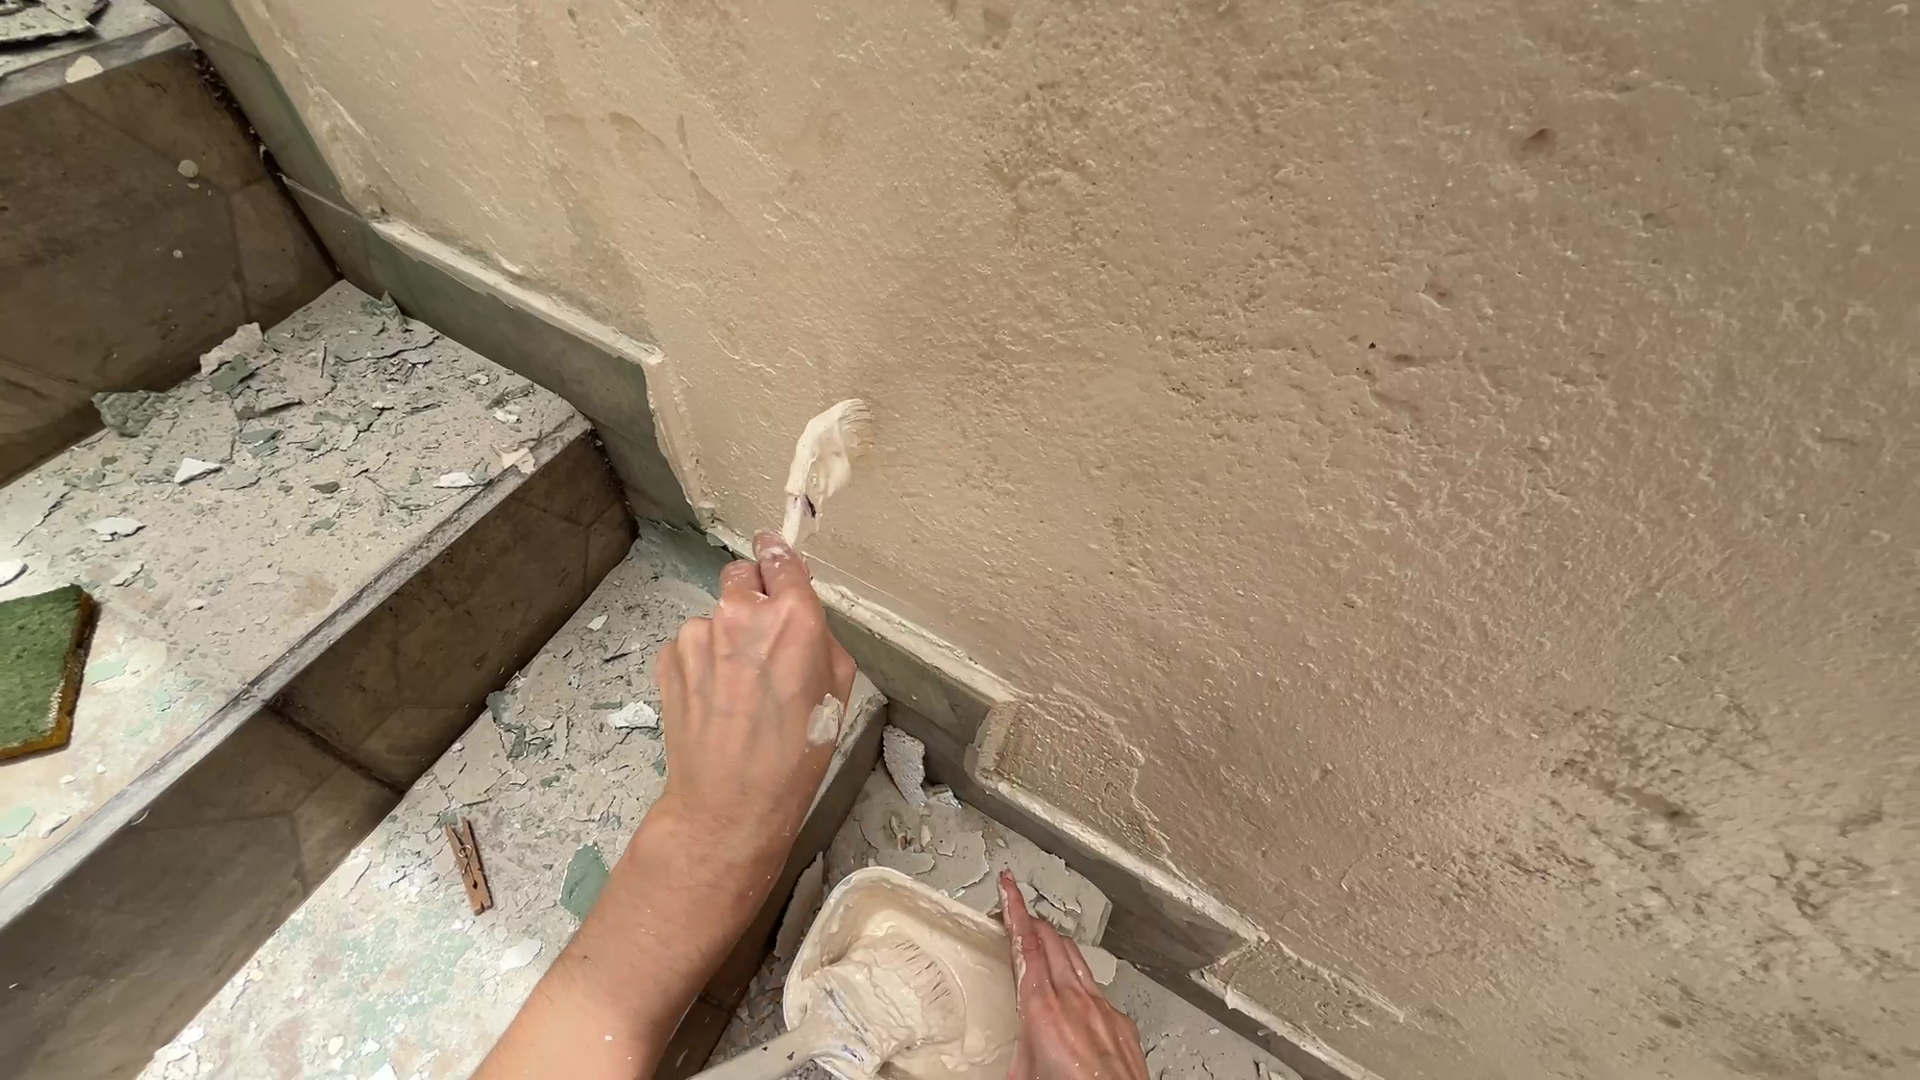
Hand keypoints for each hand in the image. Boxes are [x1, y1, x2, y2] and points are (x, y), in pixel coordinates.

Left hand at [654, 531, 856, 856]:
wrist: (729, 803)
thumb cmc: (798, 752)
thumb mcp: (837, 689)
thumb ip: (821, 638)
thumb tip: (801, 620)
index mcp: (793, 617)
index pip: (781, 558)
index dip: (778, 552)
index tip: (773, 549)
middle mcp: (741, 614)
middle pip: (743, 575)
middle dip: (753, 595)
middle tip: (761, 636)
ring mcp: (698, 634)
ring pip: (716, 614)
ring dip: (726, 633)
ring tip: (736, 683)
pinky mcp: (668, 657)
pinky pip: (692, 642)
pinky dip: (703, 657)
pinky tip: (713, 695)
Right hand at [999, 871, 1149, 1079]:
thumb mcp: (1022, 1077)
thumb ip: (1013, 1049)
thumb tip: (994, 1052)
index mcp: (1043, 1010)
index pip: (1025, 944)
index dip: (1013, 909)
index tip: (1007, 885)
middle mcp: (1074, 1001)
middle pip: (1050, 940)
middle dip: (1031, 920)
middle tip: (1016, 912)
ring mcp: (1102, 1009)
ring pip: (1074, 957)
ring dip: (1054, 943)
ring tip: (1042, 941)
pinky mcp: (1122, 1022)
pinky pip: (1096, 987)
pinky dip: (1079, 979)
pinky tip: (1075, 994)